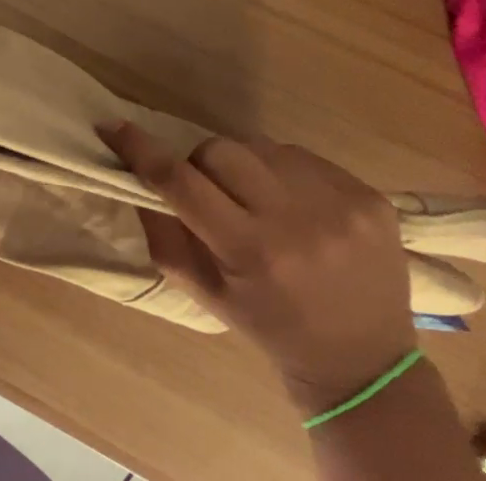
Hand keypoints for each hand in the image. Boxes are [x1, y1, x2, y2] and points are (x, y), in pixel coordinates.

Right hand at [97, 121, 415, 414]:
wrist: (362, 357)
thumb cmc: (262, 321)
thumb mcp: (194, 284)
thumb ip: (159, 227)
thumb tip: (134, 175)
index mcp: (249, 249)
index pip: (178, 179)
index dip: (139, 148)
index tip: (112, 127)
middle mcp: (299, 222)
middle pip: (218, 150)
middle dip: (197, 163)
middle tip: (203, 189)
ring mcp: (343, 207)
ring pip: (260, 147)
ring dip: (240, 165)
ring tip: (250, 196)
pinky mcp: (373, 200)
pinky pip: (301, 157)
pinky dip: (280, 170)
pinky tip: (288, 202)